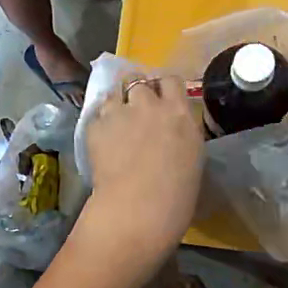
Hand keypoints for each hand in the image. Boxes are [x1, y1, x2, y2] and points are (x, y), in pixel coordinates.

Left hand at [72, 75, 203, 275]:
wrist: (137, 206)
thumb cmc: (176, 194)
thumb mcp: (192, 156)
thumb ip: (180, 133)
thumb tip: (171, 131)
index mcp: (179, 113)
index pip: (172, 80)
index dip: (163, 87)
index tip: (160, 97)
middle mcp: (149, 105)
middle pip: (139, 80)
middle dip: (135, 90)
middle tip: (134, 107)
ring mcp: (119, 113)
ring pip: (114, 92)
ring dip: (115, 102)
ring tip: (115, 120)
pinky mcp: (95, 126)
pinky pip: (96, 114)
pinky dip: (99, 122)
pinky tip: (100, 137)